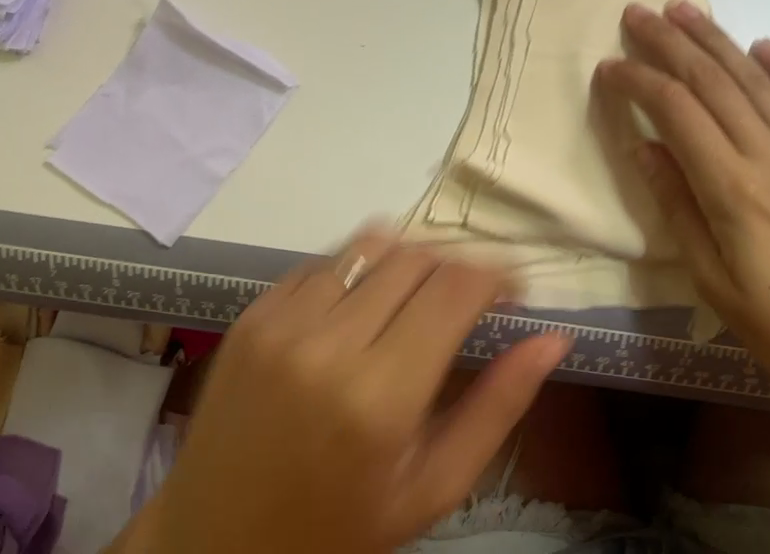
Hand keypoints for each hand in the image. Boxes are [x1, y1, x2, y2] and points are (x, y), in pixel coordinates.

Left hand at [124, 229, 570, 553]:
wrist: (217, 540)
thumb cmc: (340, 525)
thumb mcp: (433, 488)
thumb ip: (497, 408)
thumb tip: (552, 339)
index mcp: (380, 396)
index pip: (456, 288)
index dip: (497, 274)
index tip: (513, 289)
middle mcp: (327, 344)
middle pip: (417, 256)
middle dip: (456, 266)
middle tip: (468, 299)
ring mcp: (281, 323)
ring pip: (369, 245)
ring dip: (408, 259)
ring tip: (418, 297)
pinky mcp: (252, 313)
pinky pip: (322, 261)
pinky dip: (356, 269)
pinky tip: (361, 308)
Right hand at [597, 3, 769, 553]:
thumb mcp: (716, 284)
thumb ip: (679, 208)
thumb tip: (645, 147)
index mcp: (734, 187)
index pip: (675, 111)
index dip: (637, 82)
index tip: (607, 67)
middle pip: (714, 81)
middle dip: (670, 43)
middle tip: (637, 12)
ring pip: (757, 79)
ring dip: (718, 40)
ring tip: (685, 10)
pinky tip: (765, 46)